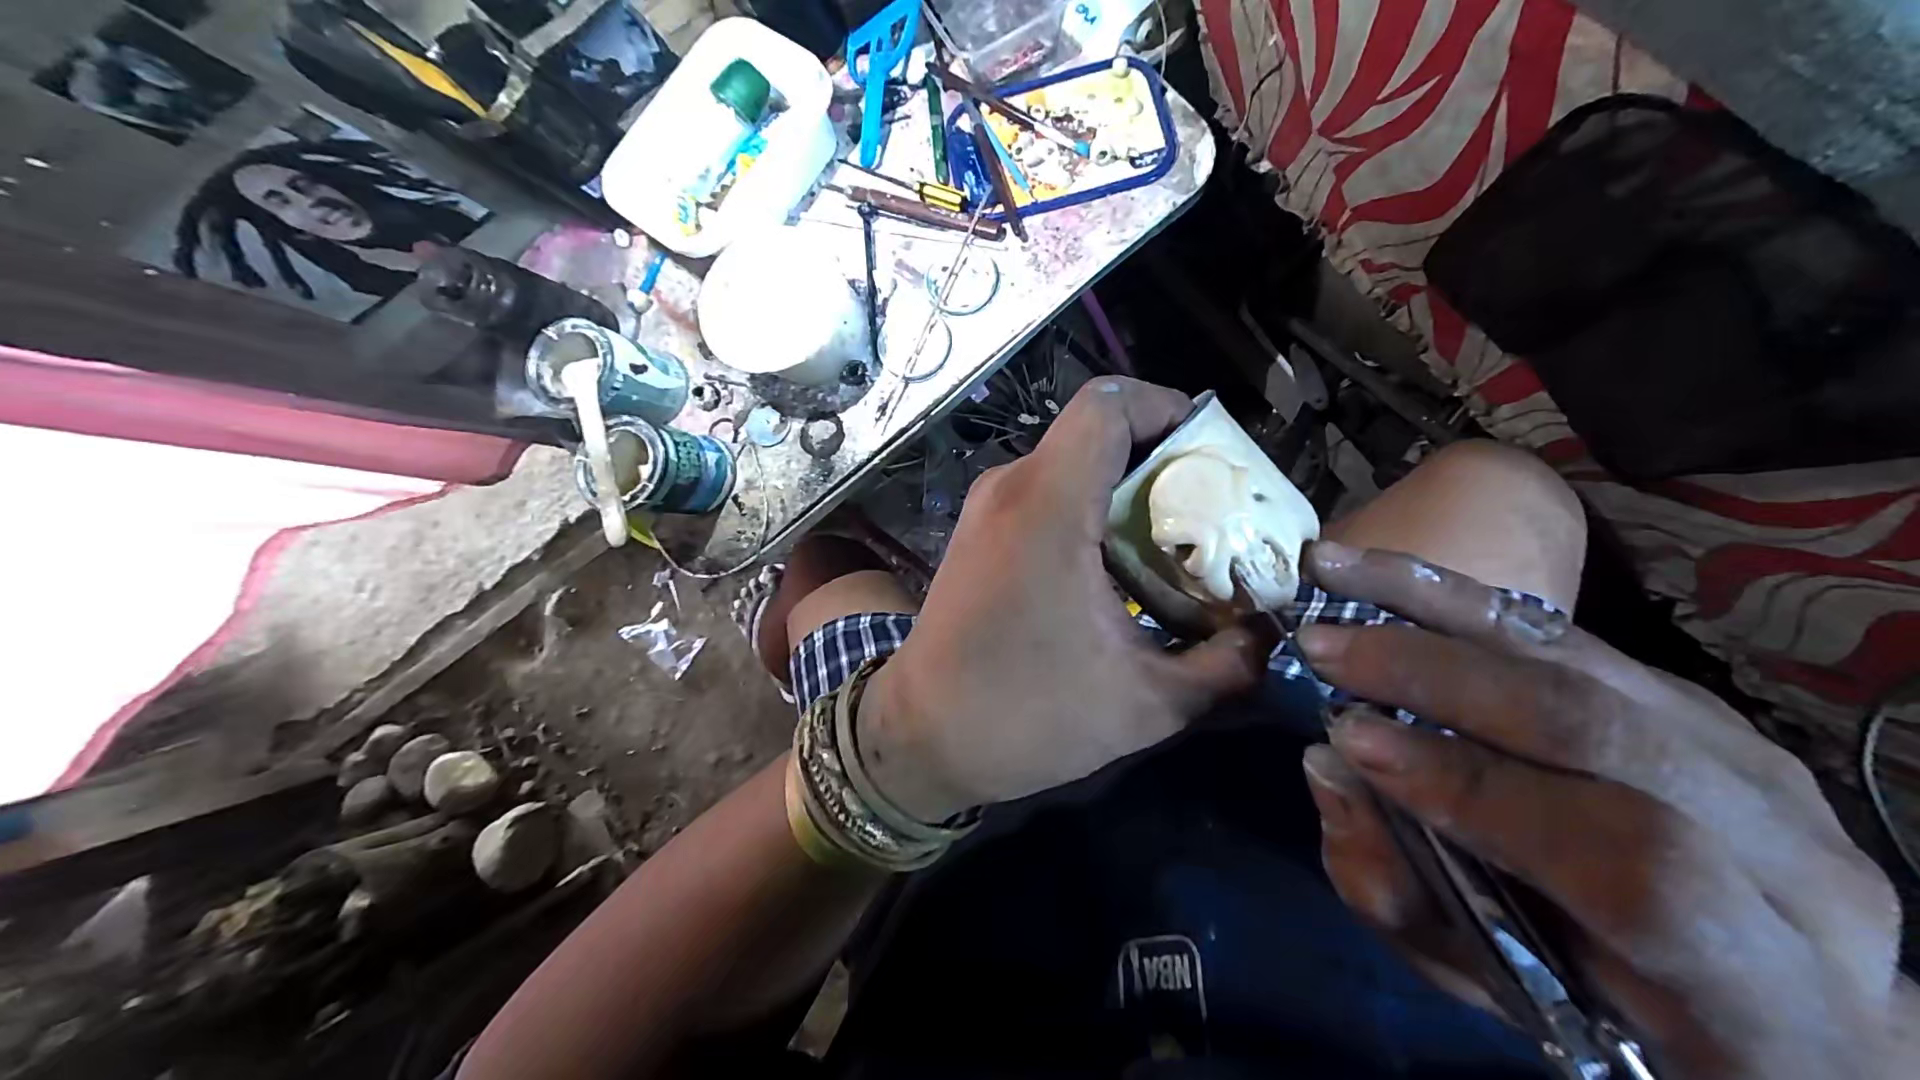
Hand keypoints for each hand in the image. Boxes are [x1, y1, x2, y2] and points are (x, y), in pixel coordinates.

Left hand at [860, 377, 1270, 820]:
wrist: (921, 737)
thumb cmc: (1026, 717)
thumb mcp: (1146, 703)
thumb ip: (1225, 665)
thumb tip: (1268, 637)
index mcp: (1050, 506)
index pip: (1109, 404)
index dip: (1168, 409)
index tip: (1214, 457)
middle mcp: (1011, 488)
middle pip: (1096, 431)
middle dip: (1162, 459)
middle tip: (1212, 511)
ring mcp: (986, 507)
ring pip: (1070, 462)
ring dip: (1125, 489)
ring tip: (1173, 543)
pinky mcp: (978, 532)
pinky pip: (1044, 492)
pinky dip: (1089, 508)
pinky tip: (1118, 564)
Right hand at [1295, 541, 1909, 1079]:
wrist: (1744, 978)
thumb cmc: (1594, 1002)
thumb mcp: (1481, 981)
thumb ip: (1398, 891)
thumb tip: (1328, 769)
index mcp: (1761, 982)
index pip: (1629, 861)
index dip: (1479, 791)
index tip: (1351, 739)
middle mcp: (1787, 851)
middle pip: (1603, 728)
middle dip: (1438, 677)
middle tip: (1323, 646)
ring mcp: (1747, 758)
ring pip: (1581, 658)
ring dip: (1437, 607)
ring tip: (1336, 572)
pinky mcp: (1693, 702)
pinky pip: (1567, 636)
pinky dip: (1461, 600)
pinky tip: (1388, 575)